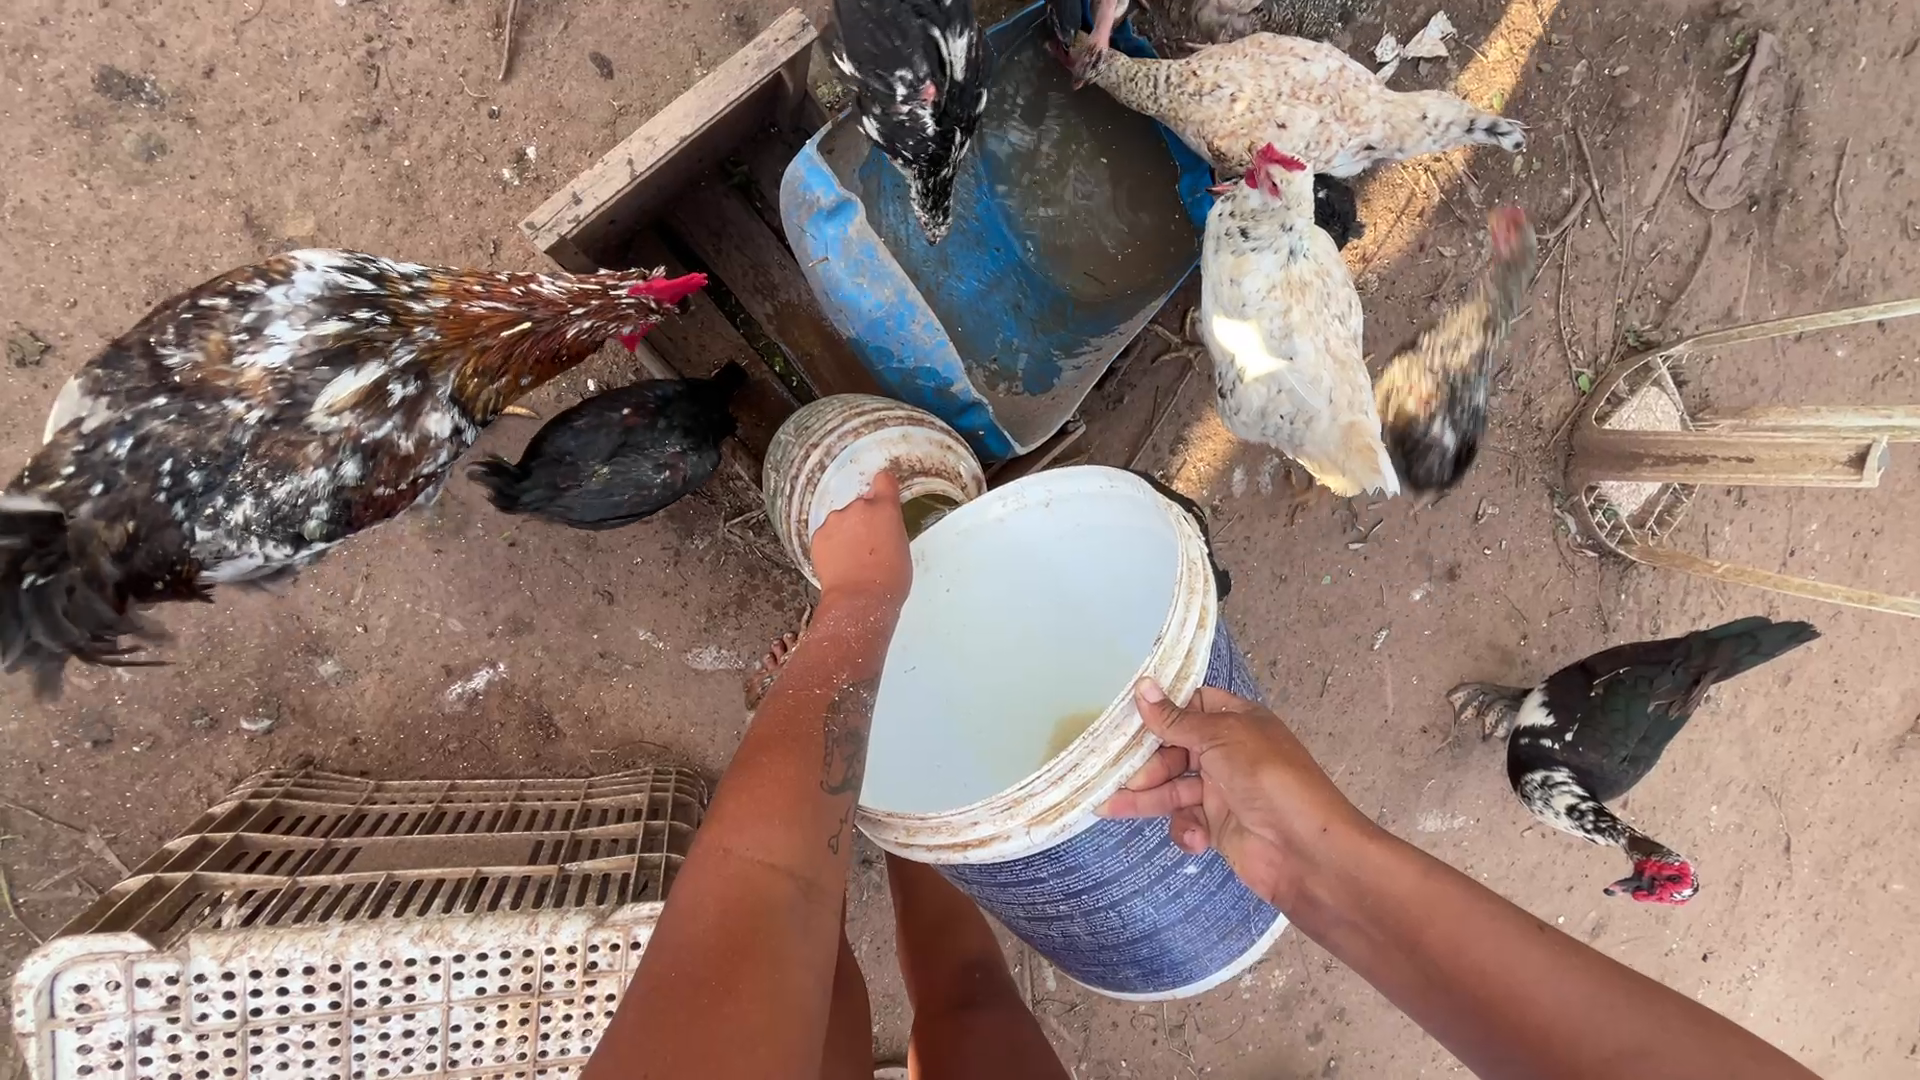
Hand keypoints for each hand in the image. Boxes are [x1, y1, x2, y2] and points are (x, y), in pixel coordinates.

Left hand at [810, 471, 911, 611]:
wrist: (859, 600)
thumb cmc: (889, 580)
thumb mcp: (901, 548)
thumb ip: (890, 527)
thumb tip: (881, 525)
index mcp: (885, 509)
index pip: (884, 480)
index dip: (884, 487)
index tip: (883, 494)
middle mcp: (858, 508)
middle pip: (862, 505)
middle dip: (864, 520)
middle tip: (869, 545)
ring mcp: (835, 520)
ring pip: (842, 520)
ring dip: (846, 532)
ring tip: (852, 559)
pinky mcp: (818, 536)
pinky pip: (827, 535)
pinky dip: (831, 545)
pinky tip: (839, 564)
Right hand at [1098, 678, 1373, 908]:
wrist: (1307, 852)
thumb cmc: (1267, 779)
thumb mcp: (1220, 738)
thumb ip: (1175, 719)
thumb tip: (1142, 685)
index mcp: (1235, 721)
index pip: (1190, 706)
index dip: (1160, 711)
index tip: (1124, 718)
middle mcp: (1227, 752)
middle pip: (1172, 749)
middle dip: (1145, 762)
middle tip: (1115, 773)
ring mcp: (1222, 791)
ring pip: (1172, 787)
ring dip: (1146, 797)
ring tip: (1110, 806)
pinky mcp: (1218, 827)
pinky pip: (1186, 819)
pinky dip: (1184, 829)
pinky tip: (1194, 837)